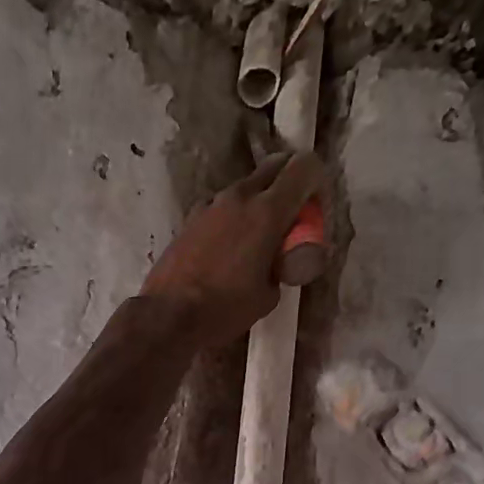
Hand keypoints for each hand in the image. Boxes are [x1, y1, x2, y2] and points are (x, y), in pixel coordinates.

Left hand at [141, 151, 324, 346]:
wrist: (166, 316)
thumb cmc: (222, 309)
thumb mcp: (267, 296)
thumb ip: (278, 267)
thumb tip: (273, 263)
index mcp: (267, 211)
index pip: (304, 168)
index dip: (316, 182)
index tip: (314, 208)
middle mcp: (239, 197)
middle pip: (274, 168)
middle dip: (288, 184)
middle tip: (289, 219)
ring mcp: (209, 206)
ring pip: (244, 189)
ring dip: (256, 203)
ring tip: (252, 241)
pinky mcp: (189, 220)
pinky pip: (219, 209)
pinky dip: (230, 219)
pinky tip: (224, 251)